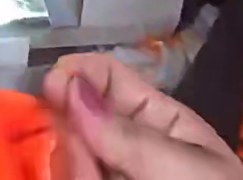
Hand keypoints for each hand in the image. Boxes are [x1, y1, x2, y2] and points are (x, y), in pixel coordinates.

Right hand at [42, 53, 242, 179]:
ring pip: (66, 149)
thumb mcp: (190, 177)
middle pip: (74, 109)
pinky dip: (74, 175)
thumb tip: (67, 88)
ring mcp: (110, 170)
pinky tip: (82, 179)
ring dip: (73, 165)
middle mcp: (125, 141)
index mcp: (158, 122)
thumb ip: (130, 136)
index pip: (103, 72)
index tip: (52, 91)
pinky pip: (72, 173)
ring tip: (90, 177)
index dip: (74, 72)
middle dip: (69, 129)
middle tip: (83, 158)